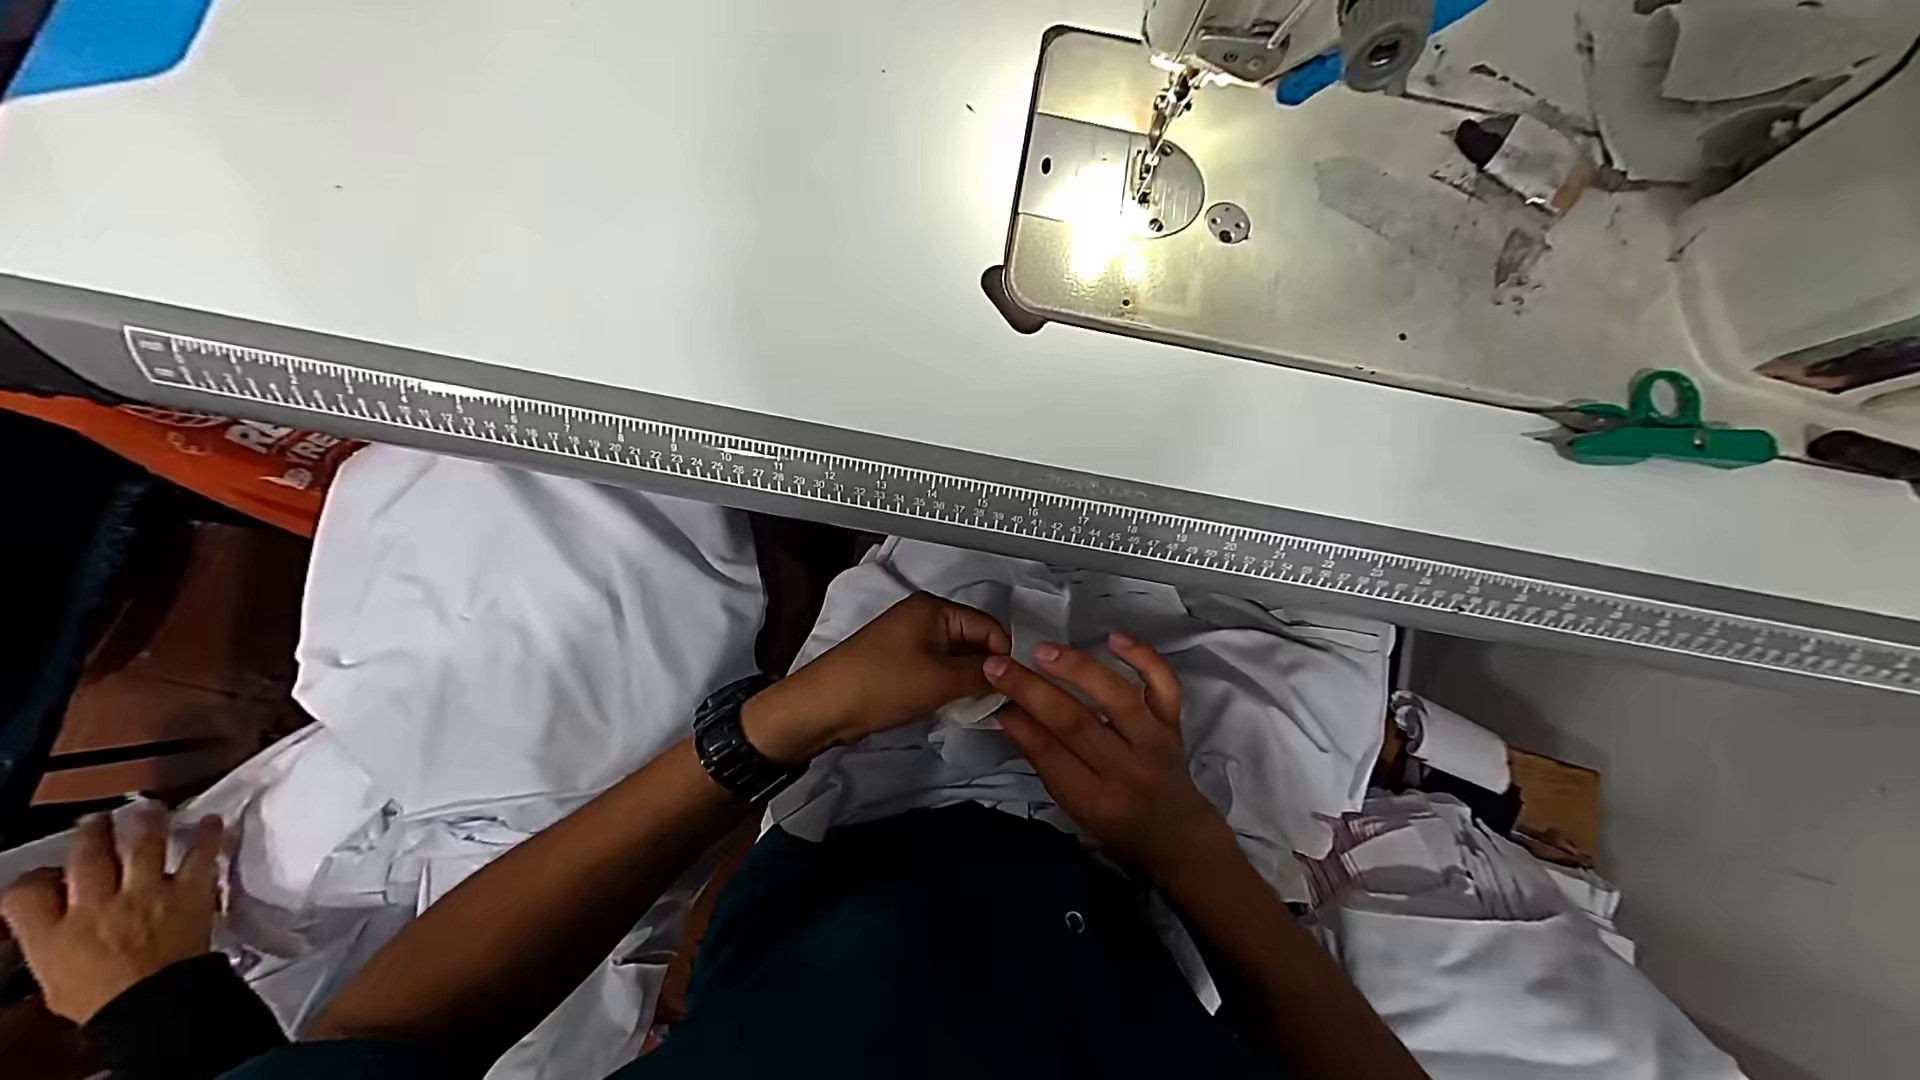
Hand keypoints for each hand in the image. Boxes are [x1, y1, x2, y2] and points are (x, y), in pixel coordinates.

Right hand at [0, 806, 225, 1022]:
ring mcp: (146, 892)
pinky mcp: (189, 889)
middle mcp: (96, 905)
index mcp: (52, 932)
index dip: (32, 877)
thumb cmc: (100, 994)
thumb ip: (53, 937)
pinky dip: (208, 834)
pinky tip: (212, 819)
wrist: (151, 999)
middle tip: (98, 818)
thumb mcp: (53, 970)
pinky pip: (200, 854)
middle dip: (91, 834)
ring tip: (148, 807)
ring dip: (146, 822)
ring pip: (143, 846)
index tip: (43, 868)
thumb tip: (55, 915)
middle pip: (88, 859)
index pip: (25, 895)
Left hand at [743, 591, 1010, 763]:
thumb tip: (1009, 675)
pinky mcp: (900, 661)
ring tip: (972, 707)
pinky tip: (950, 706)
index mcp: (935, 609)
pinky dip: (947, 686)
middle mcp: (924, 617)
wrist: (824, 706)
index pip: (990, 626)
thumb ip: (982, 675)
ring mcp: (910, 639)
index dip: (1003, 657)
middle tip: (994, 703)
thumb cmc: (882, 685)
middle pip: (974, 641)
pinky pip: (937, 669)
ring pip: (956, 658)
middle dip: (985, 670)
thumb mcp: (941, 681)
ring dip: (966, 681)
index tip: (1011, 689)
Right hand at [987, 633, 1234, 876]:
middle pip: (1077, 723)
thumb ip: (1043, 758)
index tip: (994, 689)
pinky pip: (1165, 686)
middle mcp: (1127, 770)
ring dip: (1079, 671)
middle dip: (1033, 690)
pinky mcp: (1173, 723)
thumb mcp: (1071, 802)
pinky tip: (1114, 638)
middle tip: (1000, 665)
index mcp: (1095, 798)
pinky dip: (1144, 658)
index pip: (1050, 754)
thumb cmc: (1111, 818)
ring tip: (1045, 651)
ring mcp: (1155, 743)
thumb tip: (1010, 712)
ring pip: (1119, 699)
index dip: (1019, 721)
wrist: (1174, 831)